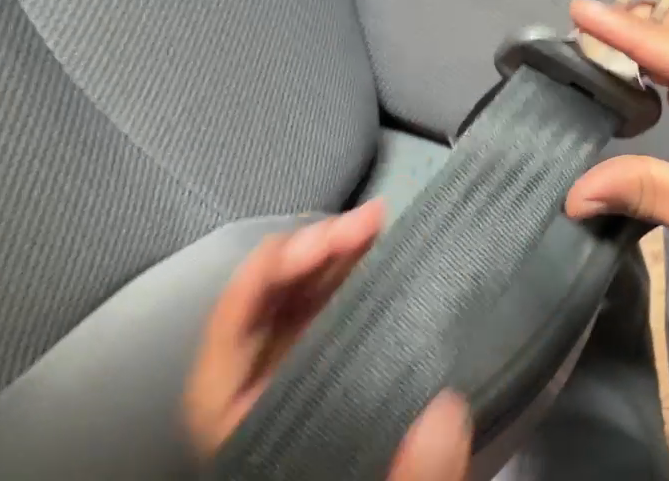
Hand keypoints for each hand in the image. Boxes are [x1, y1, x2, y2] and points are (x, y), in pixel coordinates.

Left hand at [185, 201, 472, 479]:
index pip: (221, 370)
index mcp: (262, 444)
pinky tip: (382, 264)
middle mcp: (275, 413)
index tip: (305, 252)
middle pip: (265, 328)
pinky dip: (355, 290)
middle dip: (307, 262)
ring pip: (300, 321)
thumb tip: (447, 416)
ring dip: (333, 265)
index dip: (250, 296)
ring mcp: (309, 397)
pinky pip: (336, 330)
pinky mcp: (345, 388)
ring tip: (375, 226)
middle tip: (363, 225)